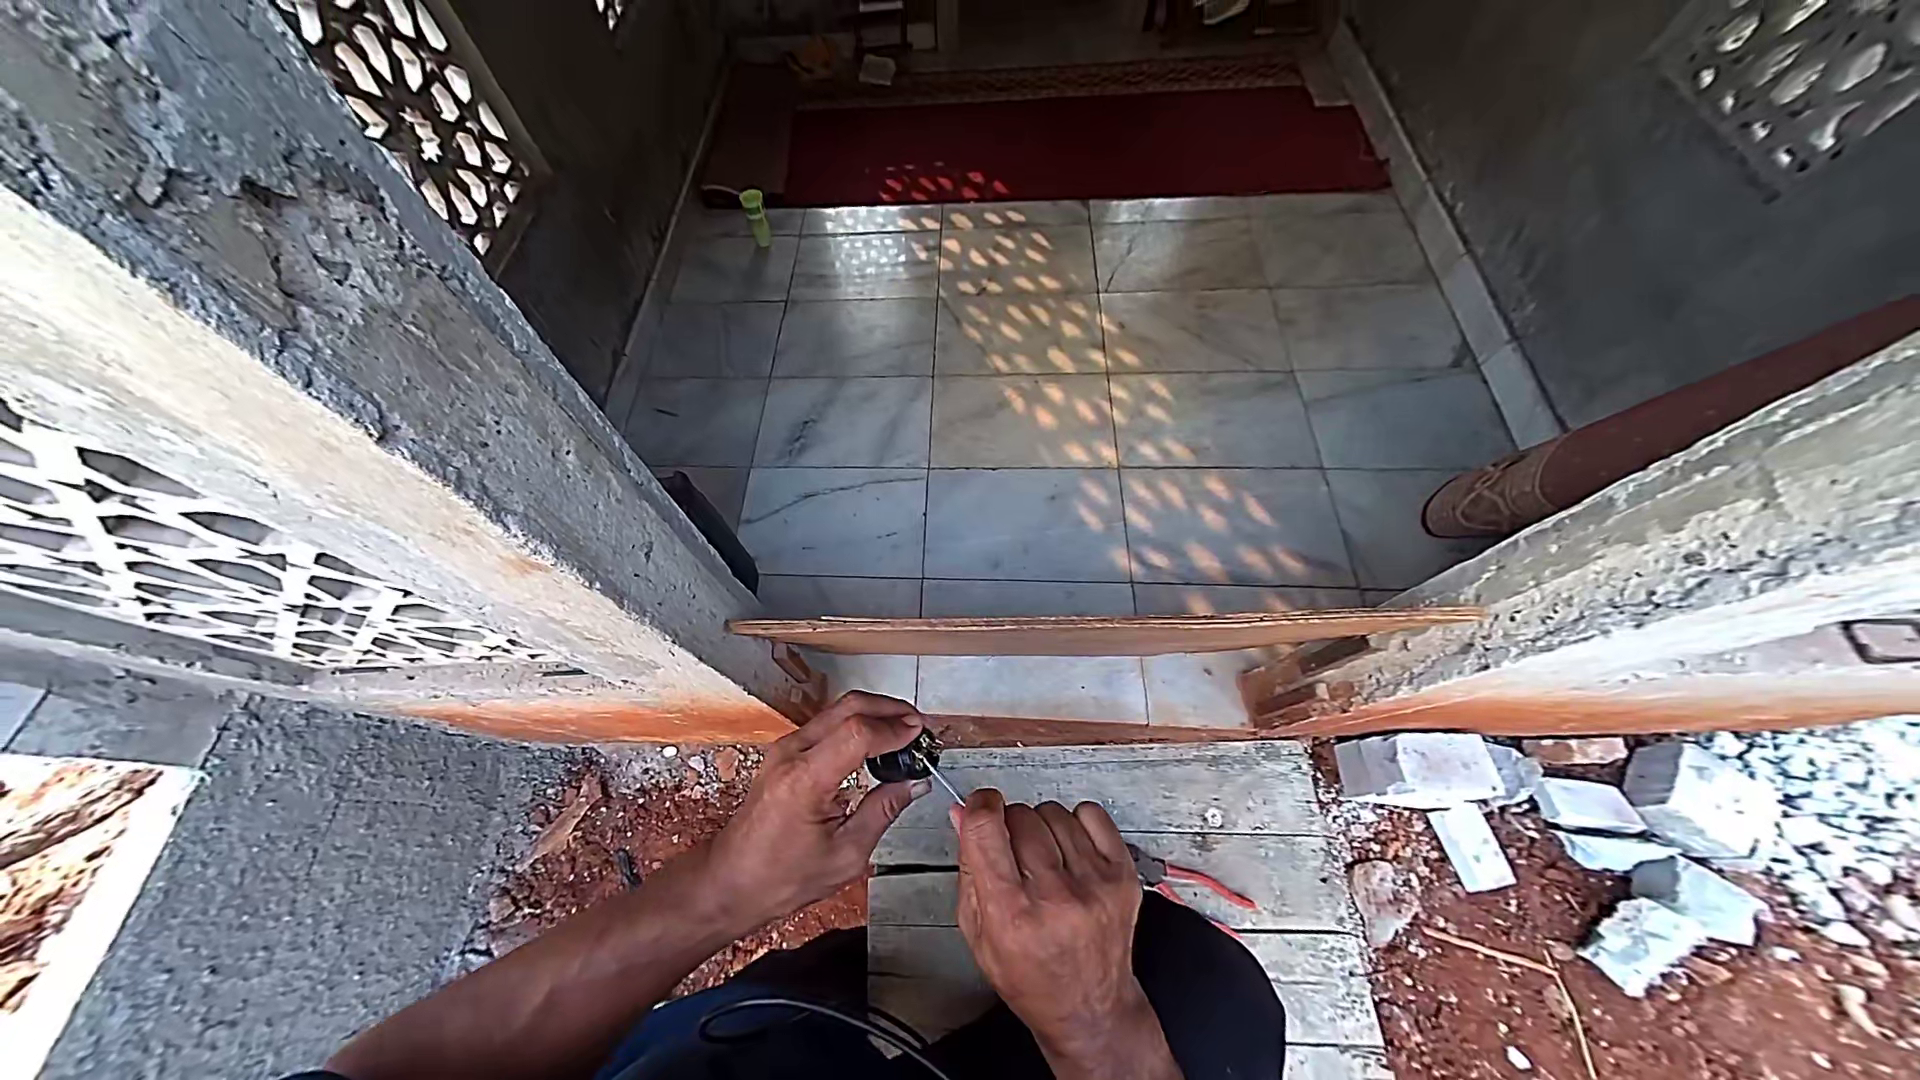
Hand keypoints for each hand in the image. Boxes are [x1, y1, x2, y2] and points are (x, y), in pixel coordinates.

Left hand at [703, 691, 924, 929]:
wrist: (729, 881)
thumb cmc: (780, 878)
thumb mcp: (845, 855)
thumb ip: (883, 811)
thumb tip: (914, 783)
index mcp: (804, 780)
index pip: (858, 733)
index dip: (894, 729)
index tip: (920, 734)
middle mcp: (792, 753)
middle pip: (850, 706)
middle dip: (890, 709)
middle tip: (919, 725)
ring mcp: (786, 748)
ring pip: (839, 708)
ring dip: (875, 712)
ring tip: (904, 731)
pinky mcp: (786, 751)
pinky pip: (828, 722)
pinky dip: (858, 722)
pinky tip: (877, 739)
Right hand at [952, 791, 1179, 1079]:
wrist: (1089, 1010)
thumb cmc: (1032, 976)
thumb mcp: (978, 932)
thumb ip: (968, 866)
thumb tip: (962, 813)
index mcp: (1011, 914)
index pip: (986, 828)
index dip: (979, 805)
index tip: (980, 805)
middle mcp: (1055, 898)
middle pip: (1020, 815)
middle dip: (1010, 824)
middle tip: (1014, 851)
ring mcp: (1093, 885)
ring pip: (1053, 812)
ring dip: (1042, 826)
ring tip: (1044, 858)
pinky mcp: (1121, 876)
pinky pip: (1091, 814)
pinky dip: (1076, 822)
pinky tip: (1070, 848)